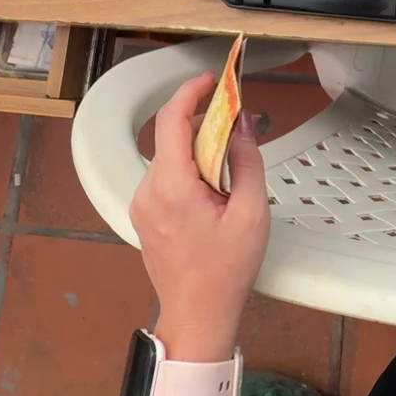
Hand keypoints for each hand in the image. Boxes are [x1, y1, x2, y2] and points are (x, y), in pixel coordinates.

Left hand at [130, 70, 269, 362]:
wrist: (197, 316)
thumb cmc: (227, 269)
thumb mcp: (252, 213)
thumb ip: (247, 161)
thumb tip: (242, 124)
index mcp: (172, 186)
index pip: (171, 121)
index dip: (190, 92)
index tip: (213, 80)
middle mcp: (149, 190)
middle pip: (171, 136)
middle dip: (202, 120)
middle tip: (235, 119)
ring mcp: (143, 203)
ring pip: (169, 155)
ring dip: (197, 144)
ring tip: (230, 156)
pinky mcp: (146, 214)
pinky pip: (166, 174)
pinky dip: (189, 164)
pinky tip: (214, 181)